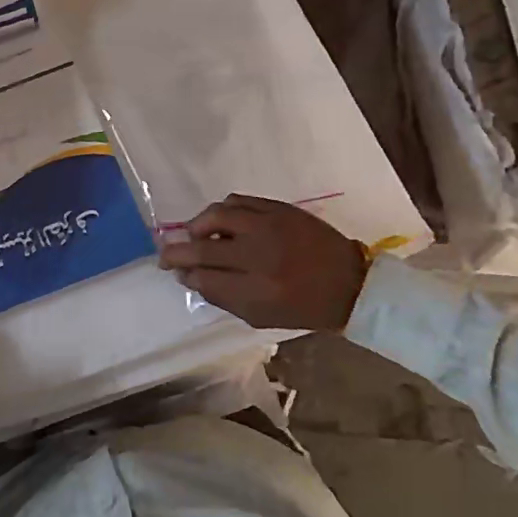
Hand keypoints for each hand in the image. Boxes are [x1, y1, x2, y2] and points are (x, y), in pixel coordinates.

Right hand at [157, 194, 368, 331]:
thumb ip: (222, 297)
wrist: (352, 283)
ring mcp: (268, 227)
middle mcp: (259, 256)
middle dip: (176, 252)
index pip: (204, 278)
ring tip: (193, 234)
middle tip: (165, 255)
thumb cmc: (305, 306)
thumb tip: (189, 277)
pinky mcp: (279, 209)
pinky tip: (220, 220)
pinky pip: (237, 201)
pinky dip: (222, 210)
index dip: (185, 274)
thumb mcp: (262, 316)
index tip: (177, 273)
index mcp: (257, 290)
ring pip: (216, 216)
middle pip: (202, 248)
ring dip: (196, 226)